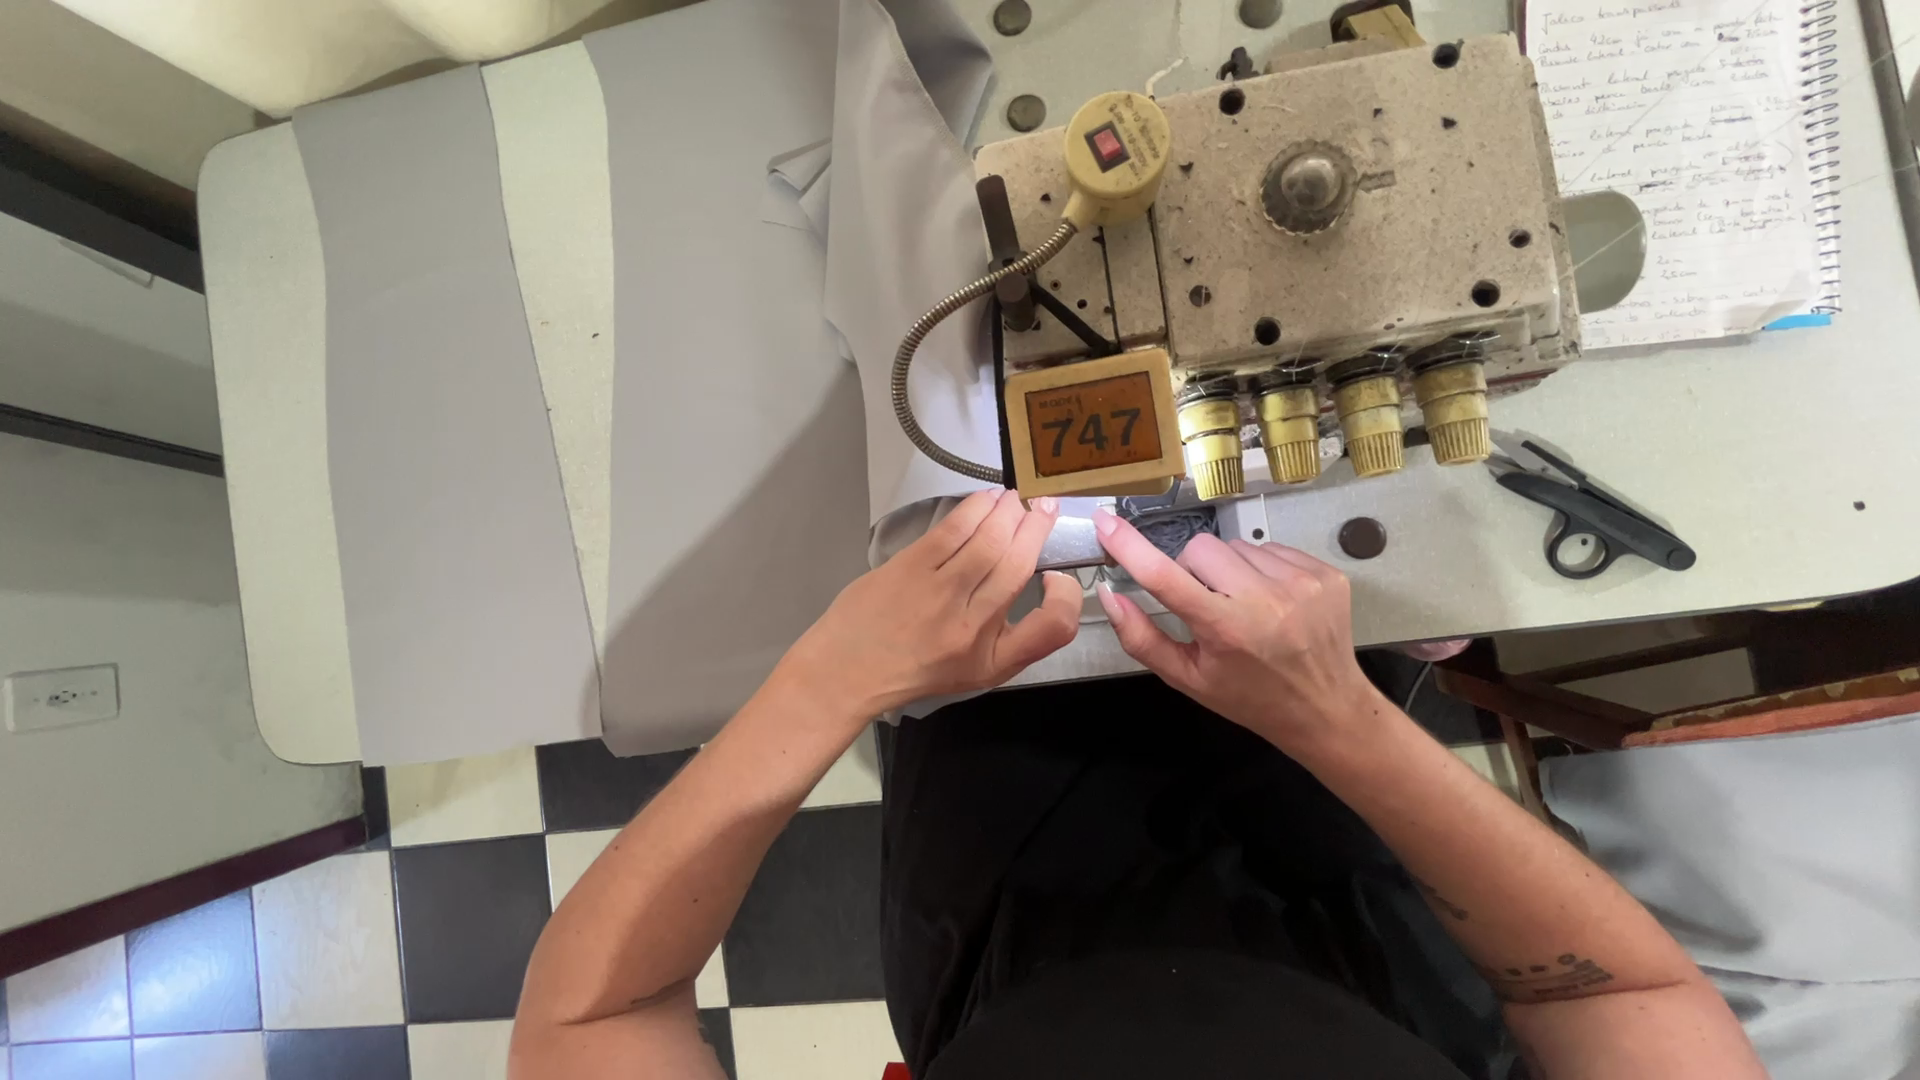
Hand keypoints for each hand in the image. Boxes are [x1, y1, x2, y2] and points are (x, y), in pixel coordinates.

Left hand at [776, 489, 1081, 718]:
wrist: (850, 670)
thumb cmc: (918, 669)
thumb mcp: (979, 670)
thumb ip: (1017, 637)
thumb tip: (1038, 580)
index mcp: (993, 658)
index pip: (1054, 627)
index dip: (1069, 598)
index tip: (1057, 576)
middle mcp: (971, 626)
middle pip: (1018, 566)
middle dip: (1036, 529)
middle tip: (1044, 507)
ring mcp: (939, 593)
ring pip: (988, 541)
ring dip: (1008, 512)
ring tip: (1015, 500)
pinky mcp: (910, 567)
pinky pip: (954, 530)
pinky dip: (975, 509)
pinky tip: (986, 500)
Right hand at [1091, 508, 1383, 749]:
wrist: (1326, 708)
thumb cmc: (1247, 696)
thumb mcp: (1187, 678)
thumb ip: (1141, 637)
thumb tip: (1108, 594)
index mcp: (1225, 629)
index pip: (1164, 575)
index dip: (1129, 545)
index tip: (1105, 521)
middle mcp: (1264, 599)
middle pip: (1198, 548)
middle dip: (1192, 570)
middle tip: (1205, 604)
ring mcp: (1300, 582)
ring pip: (1235, 546)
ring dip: (1229, 570)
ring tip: (1243, 605)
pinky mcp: (1324, 573)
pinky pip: (1270, 549)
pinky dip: (1261, 570)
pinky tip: (1271, 601)